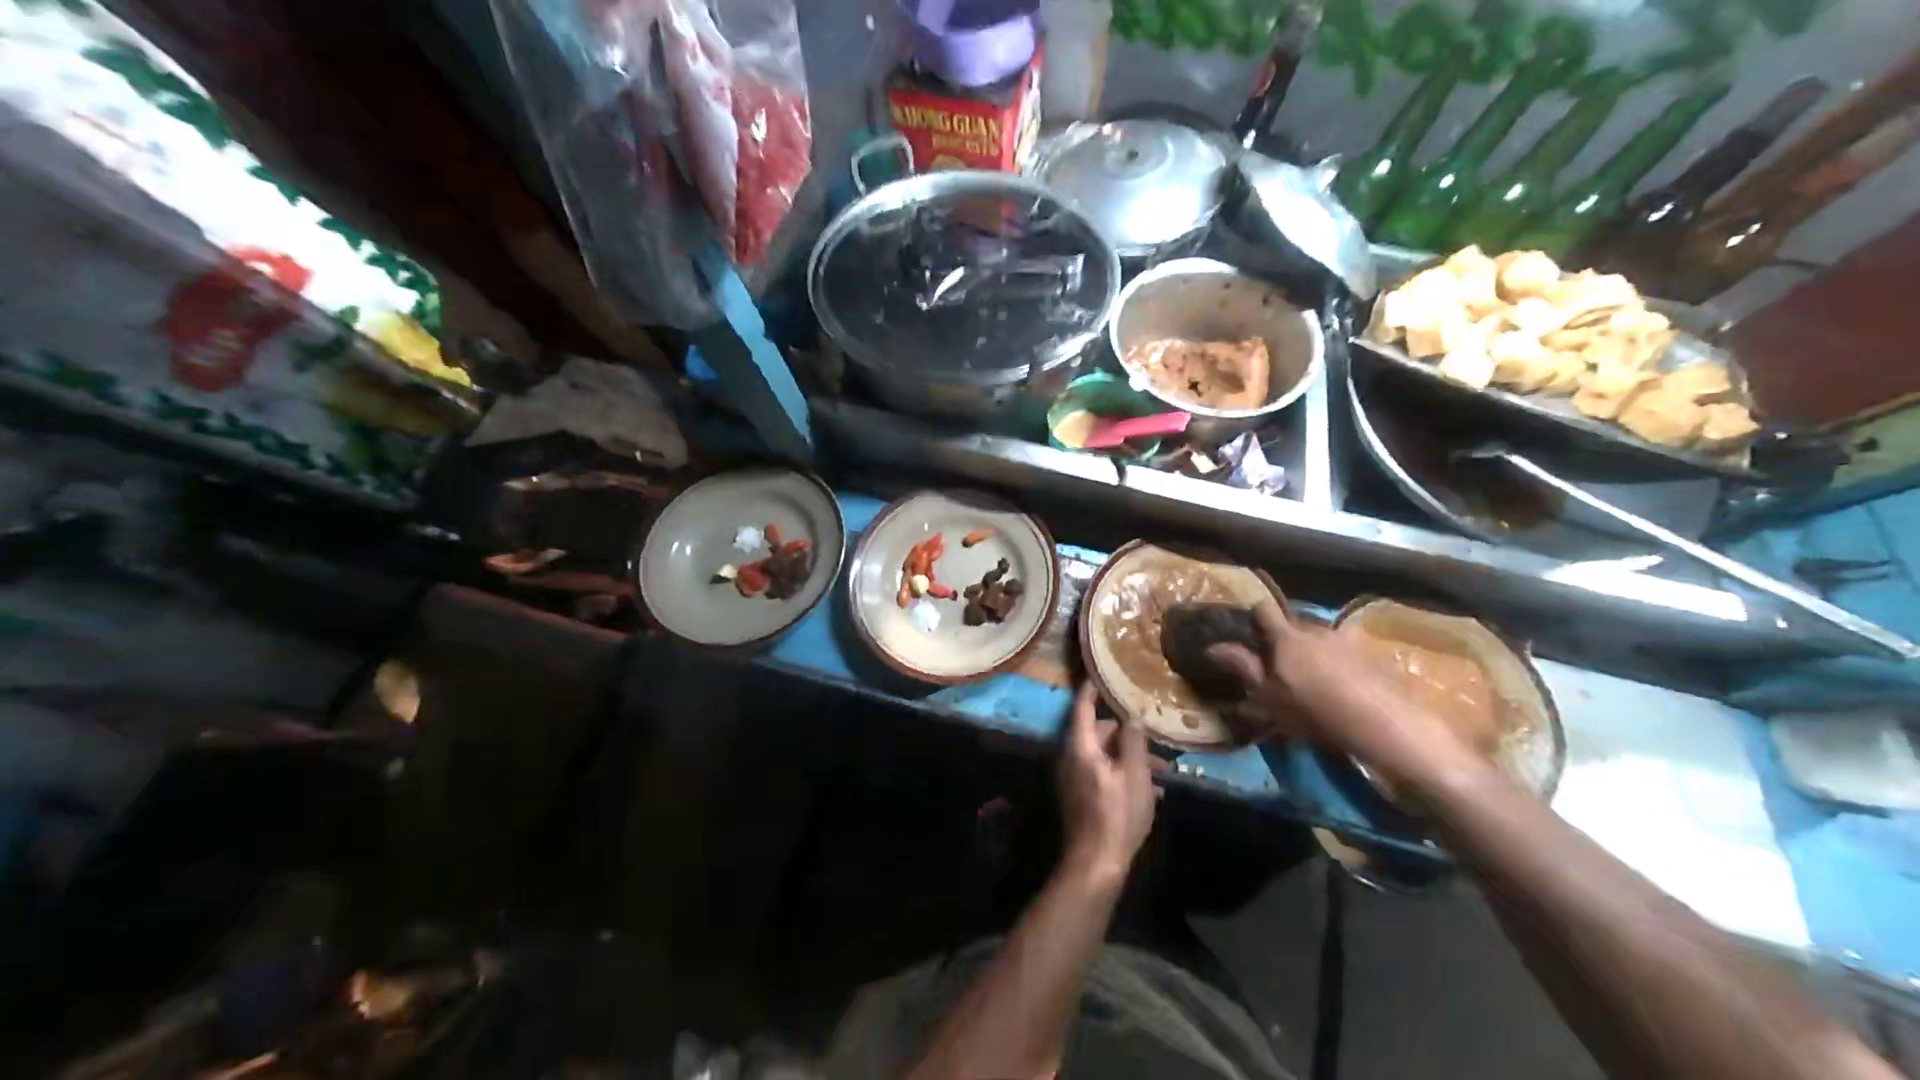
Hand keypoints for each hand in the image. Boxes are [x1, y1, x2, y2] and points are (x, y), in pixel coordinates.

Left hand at [1057, 681, 1156, 885]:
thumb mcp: (1135, 775)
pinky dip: (1122, 774)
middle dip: (1124, 733)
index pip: (1083, 707)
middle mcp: (1071, 757)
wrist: (1096, 863)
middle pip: (1096, 732)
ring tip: (1162, 770)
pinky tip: (1152, 791)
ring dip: (1129, 758)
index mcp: (1080, 747)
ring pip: (1103, 755)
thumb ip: (1134, 743)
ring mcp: (1073, 778)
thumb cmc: (1117, 815)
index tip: (1101, 674)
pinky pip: (1102, 773)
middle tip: (1153, 735)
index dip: (1091, 689)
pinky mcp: (1080, 796)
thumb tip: (1132, 719)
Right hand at [1203, 601, 1482, 789]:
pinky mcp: (1368, 653)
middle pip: (1292, 623)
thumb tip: (1212, 646)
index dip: (1255, 618)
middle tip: (1280, 667)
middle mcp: (1315, 628)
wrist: (1383, 722)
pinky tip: (1340, 685)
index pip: (1264, 609)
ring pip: (1318, 637)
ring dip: (1311, 650)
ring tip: (1313, 678)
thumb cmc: (1313, 710)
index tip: (1250, 636)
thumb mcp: (1269, 696)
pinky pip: (1342, 649)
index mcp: (1286, 636)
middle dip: (1284, 639)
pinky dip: (1335, 661)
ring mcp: (1345, 638)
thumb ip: (1242, 667)